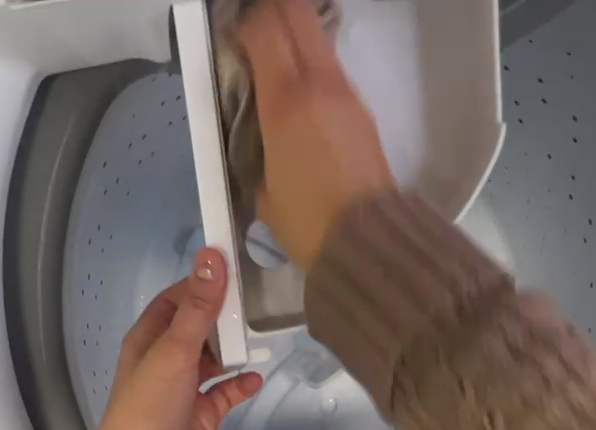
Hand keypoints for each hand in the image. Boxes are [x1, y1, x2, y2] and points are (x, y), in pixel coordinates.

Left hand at [73, 248, 262, 429]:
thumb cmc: (150, 406)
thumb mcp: (173, 350)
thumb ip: (197, 307)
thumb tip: (213, 255)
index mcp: (148, 339)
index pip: (175, 299)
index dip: (201, 284)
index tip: (234, 269)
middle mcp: (166, 360)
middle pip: (198, 328)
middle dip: (224, 317)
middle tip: (257, 301)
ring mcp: (185, 389)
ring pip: (214, 359)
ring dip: (234, 350)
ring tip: (261, 336)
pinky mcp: (202, 414)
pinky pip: (225, 392)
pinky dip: (239, 385)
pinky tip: (255, 379)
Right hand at [238, 0, 394, 266]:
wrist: (364, 241)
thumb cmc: (305, 223)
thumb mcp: (263, 192)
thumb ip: (255, 152)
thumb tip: (256, 136)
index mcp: (285, 103)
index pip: (262, 30)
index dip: (243, 25)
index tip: (231, 40)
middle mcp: (318, 84)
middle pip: (295, 13)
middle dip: (271, 13)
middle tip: (255, 31)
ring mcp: (346, 93)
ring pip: (317, 37)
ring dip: (295, 36)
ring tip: (277, 58)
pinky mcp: (362, 110)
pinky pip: (332, 69)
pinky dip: (313, 65)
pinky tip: (302, 92)